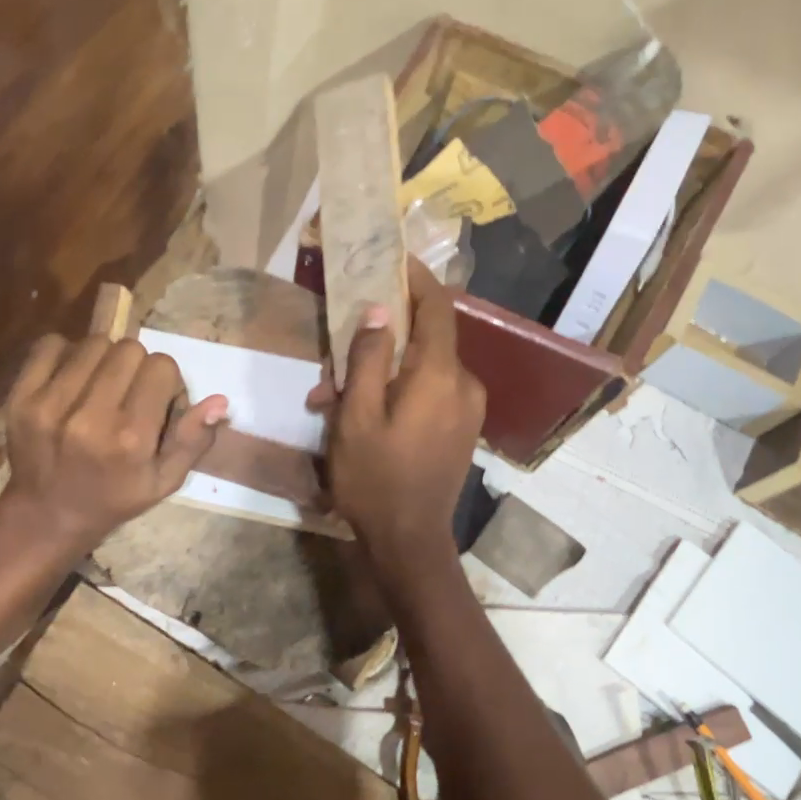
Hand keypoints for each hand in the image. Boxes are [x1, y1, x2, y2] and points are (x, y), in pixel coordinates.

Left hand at [0, 333, 227, 552]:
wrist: (48, 515)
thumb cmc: (114, 499)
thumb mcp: (163, 482)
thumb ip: (193, 440)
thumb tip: (221, 401)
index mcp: (130, 439)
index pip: (161, 367)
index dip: (165, 382)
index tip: (156, 404)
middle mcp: (91, 417)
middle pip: (129, 349)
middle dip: (136, 367)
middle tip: (128, 395)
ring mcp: (50, 405)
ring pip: (93, 343)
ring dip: (103, 359)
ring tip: (99, 388)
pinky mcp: (21, 397)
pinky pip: (51, 344)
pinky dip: (65, 354)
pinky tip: (71, 380)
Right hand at [309, 260, 484, 563]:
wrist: (409, 541)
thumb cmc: (375, 479)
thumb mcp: (356, 417)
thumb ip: (367, 358)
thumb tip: (380, 309)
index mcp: (440, 375)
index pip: (436, 306)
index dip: (415, 278)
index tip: (391, 258)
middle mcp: (464, 384)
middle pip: (424, 340)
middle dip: (379, 341)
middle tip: (332, 366)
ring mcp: (467, 409)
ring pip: (423, 369)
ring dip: (381, 373)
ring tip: (334, 402)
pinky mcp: (462, 429)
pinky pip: (430, 393)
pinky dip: (397, 393)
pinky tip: (363, 418)